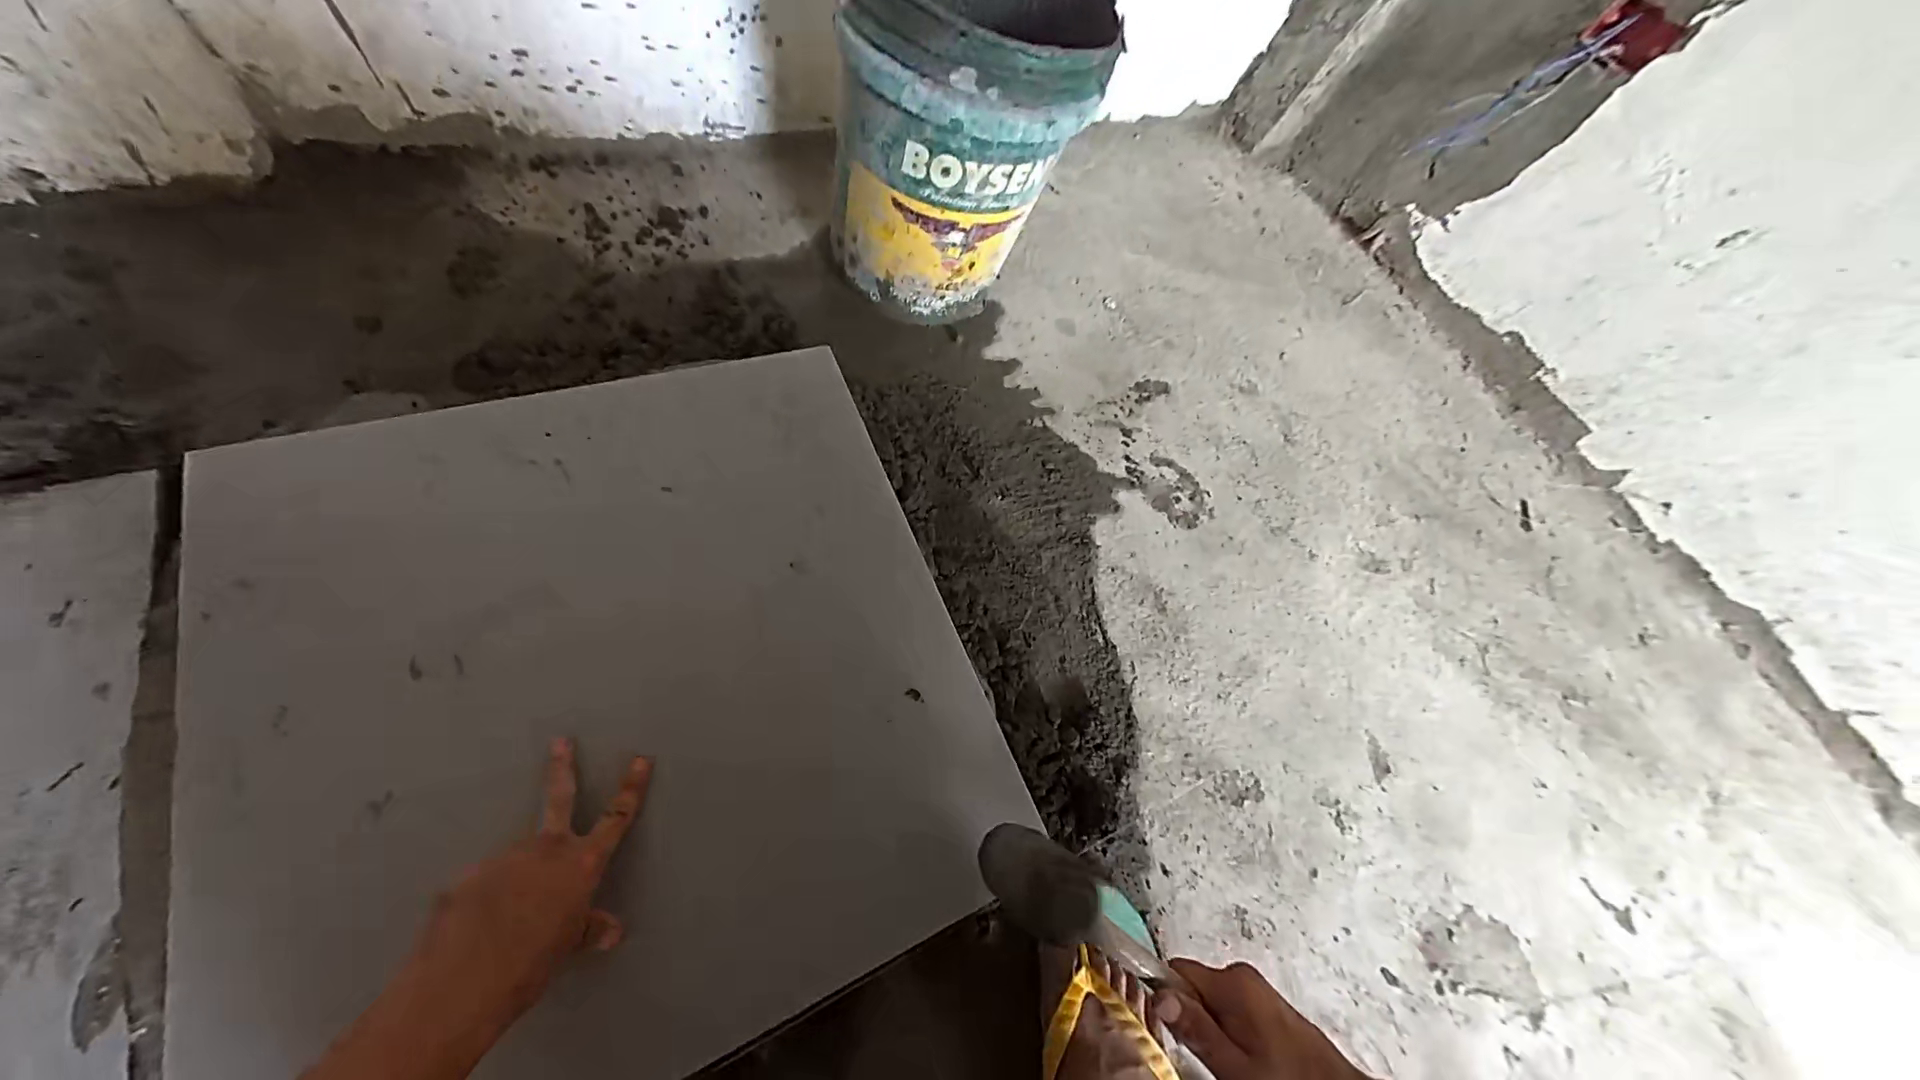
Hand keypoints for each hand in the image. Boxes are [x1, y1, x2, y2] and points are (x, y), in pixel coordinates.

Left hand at [411, 737, 652, 1015]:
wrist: (460, 986)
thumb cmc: (532, 963)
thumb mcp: (569, 945)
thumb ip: (589, 929)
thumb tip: (613, 932)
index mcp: (581, 863)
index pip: (617, 817)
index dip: (632, 787)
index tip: (641, 760)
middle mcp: (546, 849)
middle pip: (561, 797)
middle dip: (563, 767)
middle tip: (560, 741)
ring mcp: (503, 858)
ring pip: (516, 860)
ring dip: (515, 877)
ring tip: (502, 918)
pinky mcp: (465, 877)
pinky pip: (482, 886)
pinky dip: (484, 902)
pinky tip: (475, 929)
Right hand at [1153, 959, 1371, 1079]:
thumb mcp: (1234, 1066)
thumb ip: (1196, 1029)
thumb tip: (1159, 997)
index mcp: (1231, 981)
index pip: (1175, 970)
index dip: (1166, 999)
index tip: (1168, 1030)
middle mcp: (1242, 976)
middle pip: (1193, 985)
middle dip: (1191, 1018)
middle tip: (1203, 1057)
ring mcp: (1257, 990)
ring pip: (1211, 1000)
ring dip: (1210, 1028)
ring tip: (1227, 1064)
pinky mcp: (1267, 1006)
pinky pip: (1231, 1009)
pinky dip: (1228, 1031)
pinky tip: (1243, 1061)